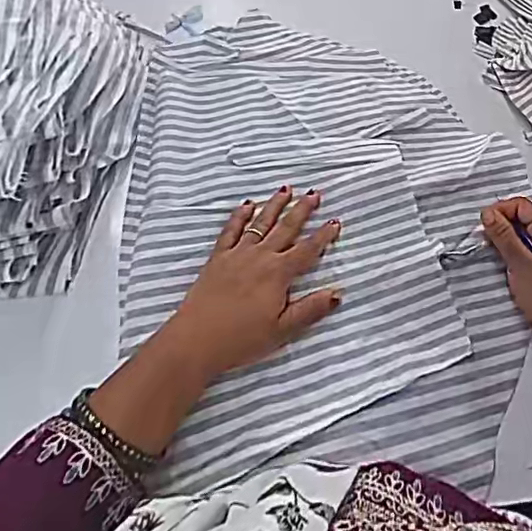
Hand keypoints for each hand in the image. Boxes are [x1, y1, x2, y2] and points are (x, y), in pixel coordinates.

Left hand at [158, 187, 343, 378]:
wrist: (194, 341)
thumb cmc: (240, 339)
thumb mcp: (282, 330)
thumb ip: (310, 310)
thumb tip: (337, 294)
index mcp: (278, 273)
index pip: (307, 250)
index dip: (323, 235)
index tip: (335, 221)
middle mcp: (260, 257)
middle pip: (286, 228)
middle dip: (302, 210)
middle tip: (314, 194)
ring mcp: (238, 254)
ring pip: (261, 223)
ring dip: (275, 205)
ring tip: (286, 189)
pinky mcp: (218, 258)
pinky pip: (231, 231)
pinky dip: (240, 216)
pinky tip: (246, 205)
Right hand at [482, 197, 531, 406]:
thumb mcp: (520, 264)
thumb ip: (504, 236)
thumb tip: (490, 215)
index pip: (521, 205)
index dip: (500, 210)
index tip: (485, 223)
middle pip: (521, 215)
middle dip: (501, 223)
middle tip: (487, 236)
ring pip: (521, 230)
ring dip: (505, 236)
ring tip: (495, 250)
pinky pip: (524, 243)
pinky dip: (511, 248)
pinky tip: (505, 261)